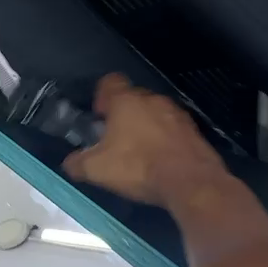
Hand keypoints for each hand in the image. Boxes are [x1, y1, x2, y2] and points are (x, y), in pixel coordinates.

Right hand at [61, 73, 227, 207]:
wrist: (192, 185)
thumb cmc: (138, 167)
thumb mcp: (96, 169)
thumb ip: (77, 162)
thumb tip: (70, 163)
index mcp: (125, 101)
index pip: (110, 81)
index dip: (102, 96)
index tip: (100, 116)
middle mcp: (153, 100)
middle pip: (134, 97)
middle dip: (124, 113)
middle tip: (117, 137)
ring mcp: (178, 115)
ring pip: (156, 112)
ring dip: (148, 125)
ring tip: (141, 151)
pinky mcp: (197, 133)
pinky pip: (175, 129)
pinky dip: (167, 139)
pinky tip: (162, 160)